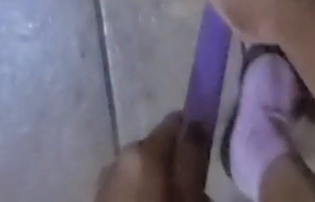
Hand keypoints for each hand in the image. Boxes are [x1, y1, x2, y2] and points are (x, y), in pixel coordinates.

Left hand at [93, 114, 208, 201]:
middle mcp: (120, 157)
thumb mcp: (188, 197)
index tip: (209, 163)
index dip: (196, 136)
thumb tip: (197, 119)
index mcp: (143, 150)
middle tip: (198, 198)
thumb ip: (193, 156)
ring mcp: (105, 182)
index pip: (177, 122)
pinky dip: (145, 201)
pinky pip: (131, 193)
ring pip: (146, 175)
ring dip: (163, 190)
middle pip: (161, 151)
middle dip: (180, 170)